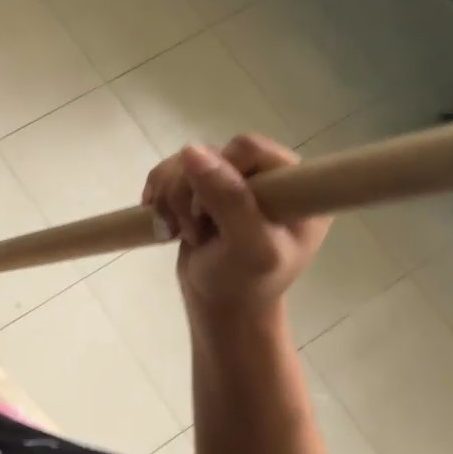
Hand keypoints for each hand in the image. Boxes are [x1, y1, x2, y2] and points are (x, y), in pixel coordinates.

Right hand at [142, 135, 330, 318]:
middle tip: (192, 226)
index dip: (221, 171)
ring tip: (177, 228)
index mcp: (294, 188)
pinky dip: (158, 193)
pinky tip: (163, 219)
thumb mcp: (248, 248)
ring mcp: (233, 182)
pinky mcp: (203, 189)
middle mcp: (266, 178)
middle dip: (188, 189)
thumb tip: (192, 151)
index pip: (249, 148)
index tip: (210, 210)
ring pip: (184, 161)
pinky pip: (169, 171)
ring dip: (170, 194)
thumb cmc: (245, 283)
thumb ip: (229, 200)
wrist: (221, 305)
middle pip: (210, 153)